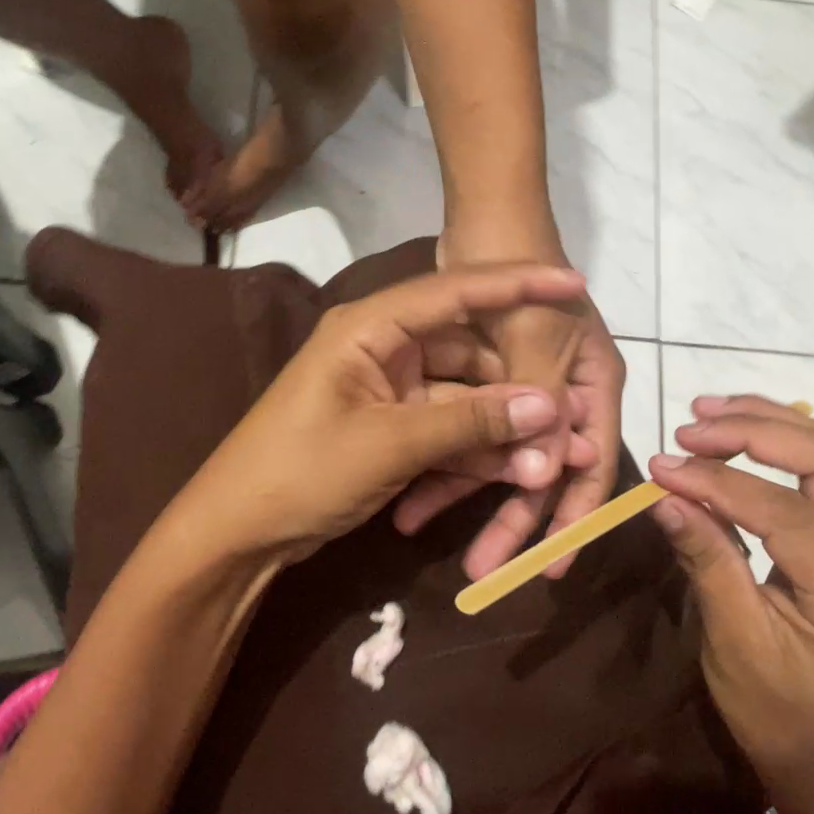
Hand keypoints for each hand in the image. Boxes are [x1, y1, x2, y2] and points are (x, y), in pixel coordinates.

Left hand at [171, 263, 587, 567]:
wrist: (240, 532)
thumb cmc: (302, 471)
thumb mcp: (389, 444)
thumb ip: (470, 421)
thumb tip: (548, 406)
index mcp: (371, 328)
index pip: (454, 292)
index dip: (516, 285)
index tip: (573, 282)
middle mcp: (384, 348)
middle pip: (468, 355)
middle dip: (519, 392)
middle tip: (572, 423)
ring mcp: (387, 391)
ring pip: (463, 398)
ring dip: (502, 430)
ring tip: (550, 464)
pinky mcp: (390, 428)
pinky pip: (445, 428)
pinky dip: (473, 452)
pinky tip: (512, 478)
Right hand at [645, 396, 813, 783]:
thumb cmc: (774, 707)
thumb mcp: (733, 640)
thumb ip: (707, 559)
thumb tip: (665, 495)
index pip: (788, 511)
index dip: (720, 481)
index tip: (662, 466)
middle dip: (757, 429)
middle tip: (691, 425)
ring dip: (771, 424)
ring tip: (709, 410)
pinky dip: (781, 446)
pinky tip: (738, 436)